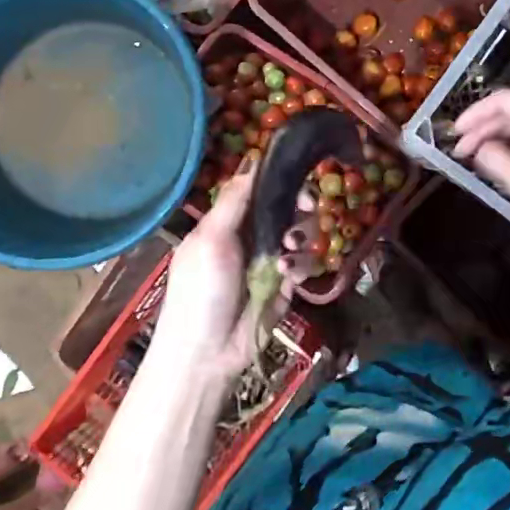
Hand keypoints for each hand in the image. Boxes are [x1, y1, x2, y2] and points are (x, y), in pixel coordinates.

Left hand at [147, 165, 285, 381]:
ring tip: (289, 252)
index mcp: (227, 222)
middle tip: (308, 211)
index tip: (299, 180)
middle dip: (300, 209)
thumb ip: (234, 199)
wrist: (208, 352)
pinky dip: (302, 267)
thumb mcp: (211, 238)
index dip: (282, 182)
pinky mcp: (285, 287)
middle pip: (287, 210)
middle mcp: (251, 238)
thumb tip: (253, 156)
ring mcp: (270, 263)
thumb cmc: (201, 290)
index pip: (260, 190)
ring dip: (302, 239)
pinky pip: (305, 266)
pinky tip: (288, 276)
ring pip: (302, 236)